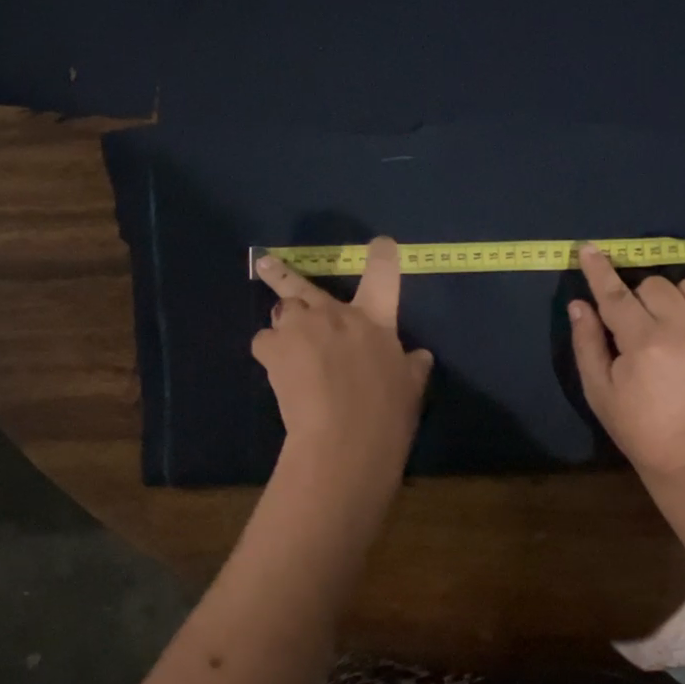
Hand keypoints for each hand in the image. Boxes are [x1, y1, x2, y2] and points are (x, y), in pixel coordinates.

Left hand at [252, 237, 433, 471]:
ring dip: (283, 322)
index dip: (382, 255)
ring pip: (281, 309)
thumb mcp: (412, 388)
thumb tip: (420, 355)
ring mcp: (301, 327)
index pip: (383, 275)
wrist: (344, 440)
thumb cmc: (386, 415)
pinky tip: (277, 369)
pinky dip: (270, 351)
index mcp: (374, 320)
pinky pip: (265, 340)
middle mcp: (335, 314)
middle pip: (304, 284)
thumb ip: (413, 366)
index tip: (381, 243)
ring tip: (282, 340)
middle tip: (266, 264)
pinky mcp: (273, 348)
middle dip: (283, 273)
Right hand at [569, 243, 684, 476]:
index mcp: (642, 343)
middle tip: (627, 322)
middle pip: (653, 284)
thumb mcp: (597, 387)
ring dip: (669, 293)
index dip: (600, 271)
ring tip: (659, 316)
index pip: (616, 295)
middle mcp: (679, 330)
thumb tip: (580, 304)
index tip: (589, 249)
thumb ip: (587, 342)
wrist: (682, 452)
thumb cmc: (632, 423)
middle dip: (634, 295)